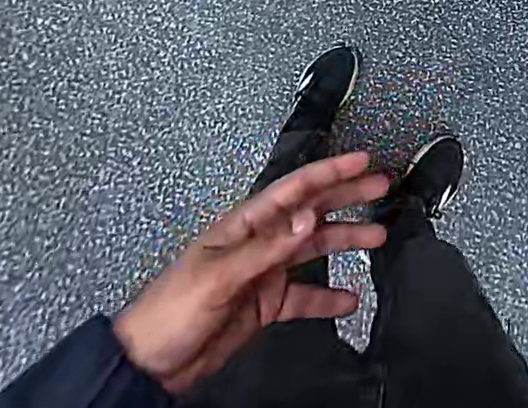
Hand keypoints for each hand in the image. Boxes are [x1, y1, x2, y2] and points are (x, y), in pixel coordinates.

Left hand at [114, 151, 390, 393]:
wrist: (147, 369)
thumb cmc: (169, 312)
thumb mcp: (220, 276)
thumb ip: (268, 246)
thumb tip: (307, 217)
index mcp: (247, 224)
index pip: (297, 188)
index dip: (330, 170)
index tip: (360, 159)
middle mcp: (261, 240)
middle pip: (313, 210)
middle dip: (348, 194)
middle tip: (380, 185)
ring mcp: (266, 271)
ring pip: (316, 247)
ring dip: (346, 239)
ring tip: (377, 236)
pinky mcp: (266, 303)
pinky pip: (306, 296)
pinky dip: (328, 297)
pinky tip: (347, 299)